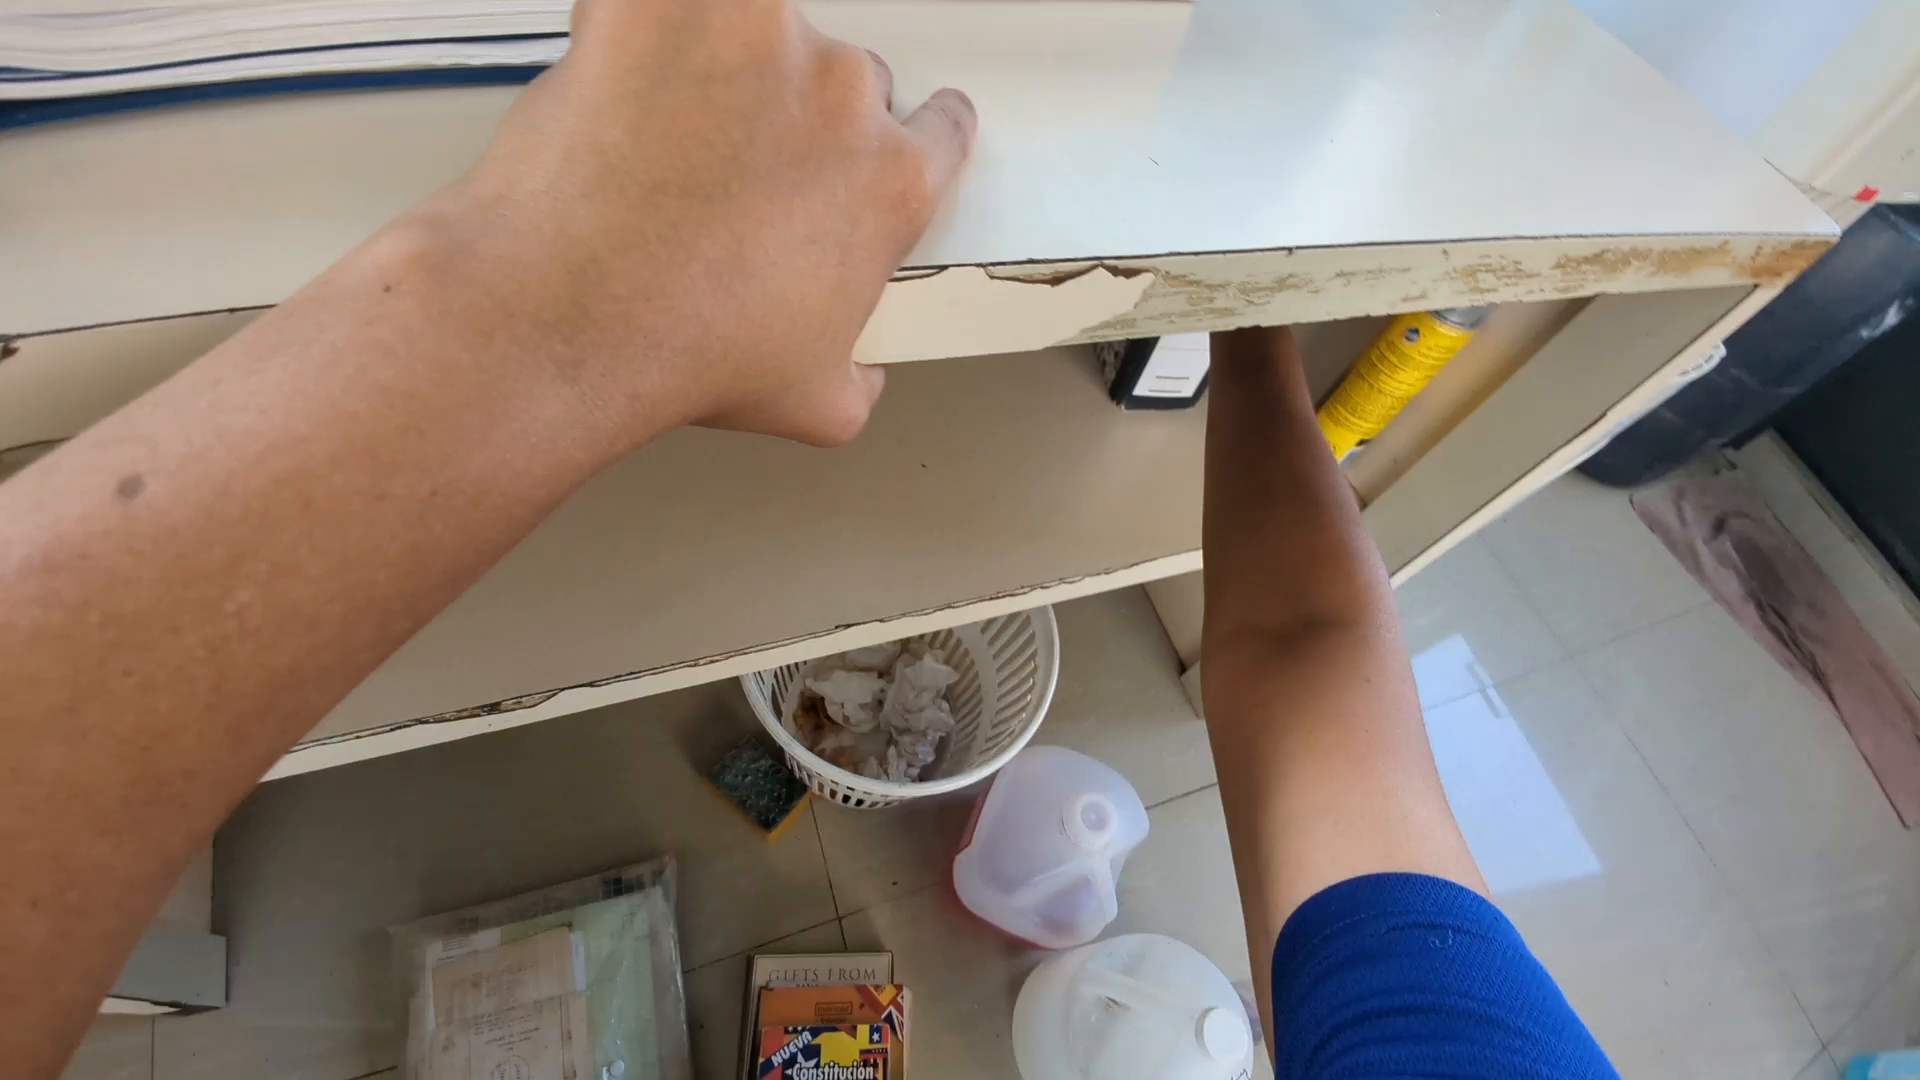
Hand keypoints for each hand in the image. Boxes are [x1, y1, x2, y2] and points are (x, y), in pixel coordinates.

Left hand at [398, 0, 975, 451]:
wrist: (578, 320)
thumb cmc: (698, 356)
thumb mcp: (820, 402)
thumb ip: (862, 377)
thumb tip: (859, 376)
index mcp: (891, 184)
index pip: (942, 130)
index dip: (918, 142)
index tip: (889, 148)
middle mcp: (841, 94)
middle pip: (850, 83)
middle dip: (814, 123)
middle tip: (754, 176)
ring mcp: (754, 33)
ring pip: (770, 34)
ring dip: (739, 72)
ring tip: (682, 142)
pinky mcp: (660, 2)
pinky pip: (673, 3)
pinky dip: (657, 31)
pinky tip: (634, 89)